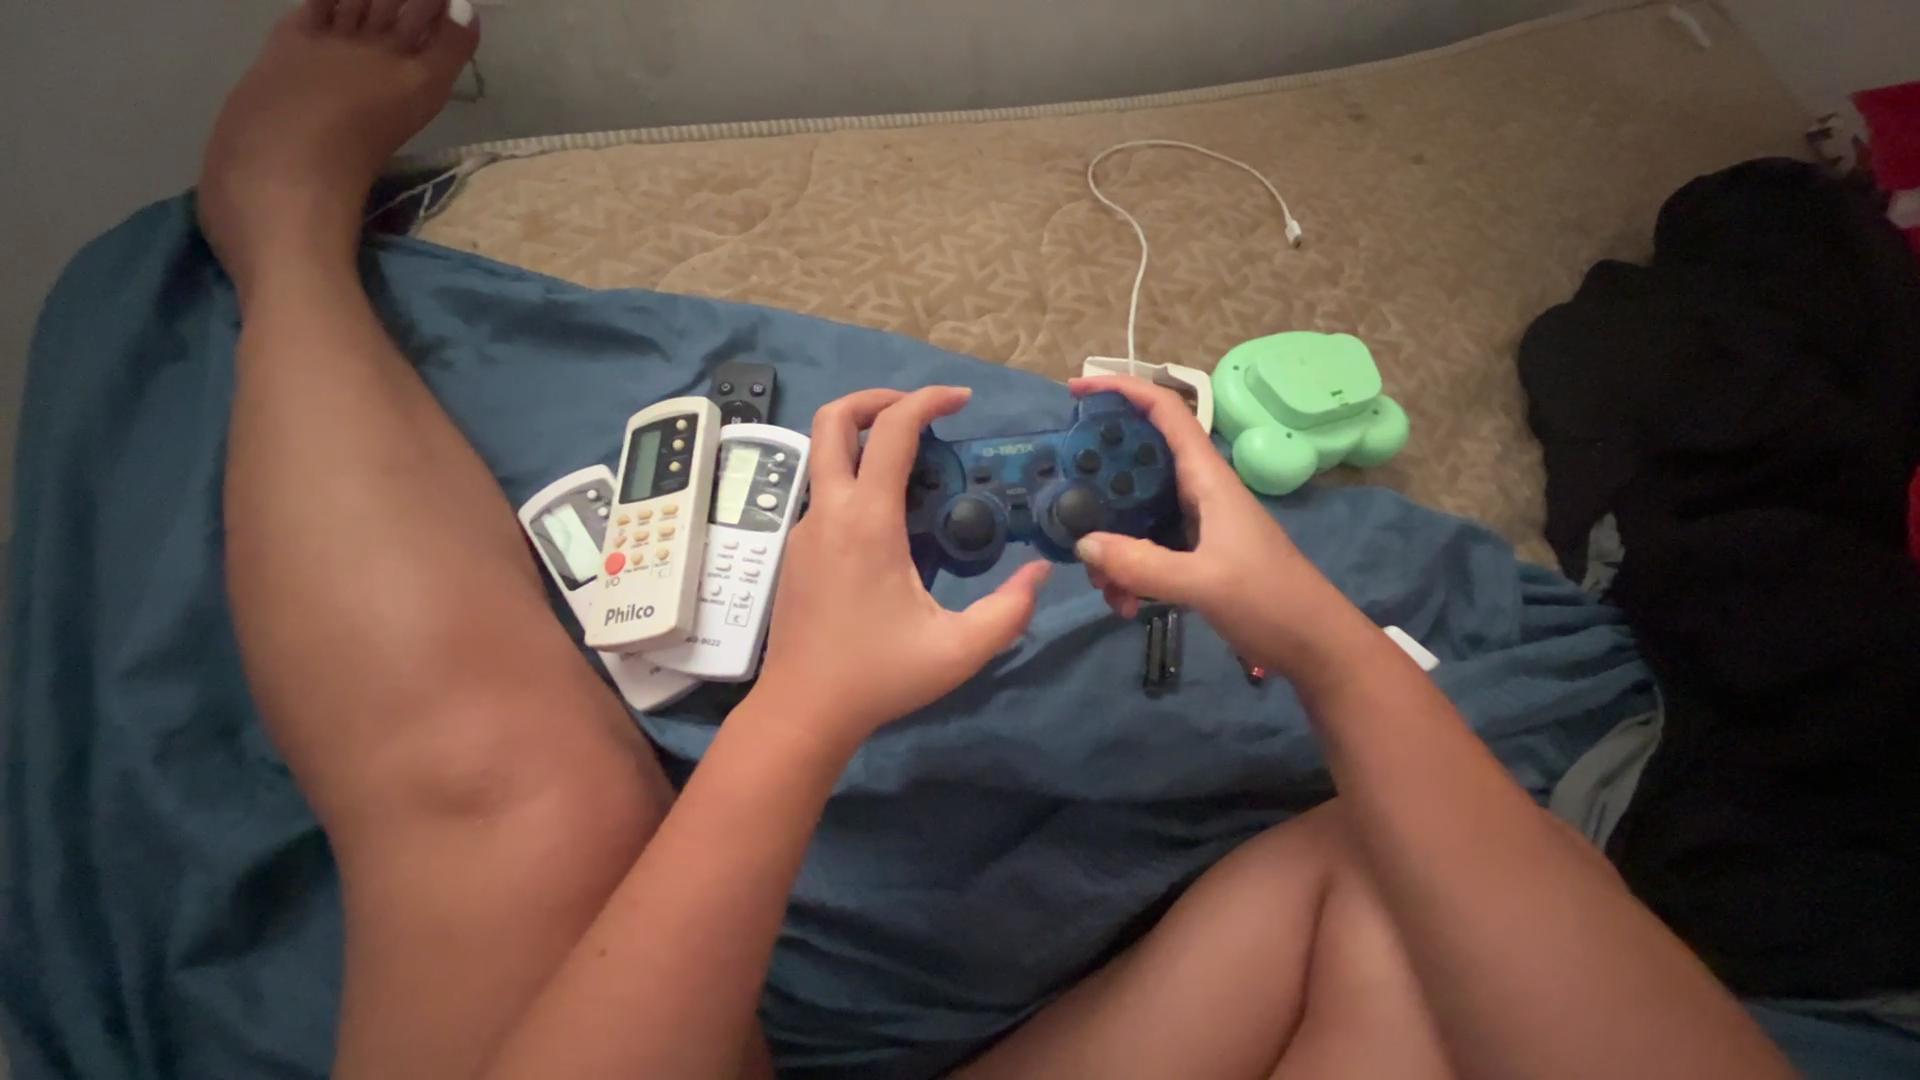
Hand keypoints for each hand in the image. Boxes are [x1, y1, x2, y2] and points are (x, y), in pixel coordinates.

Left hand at [748, 387, 1051, 743]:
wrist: (803, 710)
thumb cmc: (878, 677)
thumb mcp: (959, 650)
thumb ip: (1009, 610)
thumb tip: (1040, 573)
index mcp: (866, 522)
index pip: (892, 431)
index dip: (928, 401)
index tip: (961, 400)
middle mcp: (828, 513)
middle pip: (832, 421)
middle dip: (877, 398)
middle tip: (921, 412)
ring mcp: (804, 531)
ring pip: (825, 457)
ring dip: (866, 442)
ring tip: (918, 468)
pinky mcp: (796, 551)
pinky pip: (827, 494)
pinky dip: (857, 481)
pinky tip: (893, 521)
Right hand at [1068, 376, 1360, 672]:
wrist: (1313, 644)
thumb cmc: (1270, 599)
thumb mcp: (1203, 582)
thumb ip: (1142, 565)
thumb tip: (1084, 543)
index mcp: (1207, 478)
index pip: (1164, 412)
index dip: (1122, 389)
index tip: (1076, 388)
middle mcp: (1196, 492)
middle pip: (1135, 464)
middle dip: (1097, 484)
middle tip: (1062, 501)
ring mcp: (1193, 525)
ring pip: (1133, 514)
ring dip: (1109, 546)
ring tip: (1102, 585)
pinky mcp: (1191, 556)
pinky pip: (1143, 550)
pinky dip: (1126, 573)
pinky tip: (1123, 606)